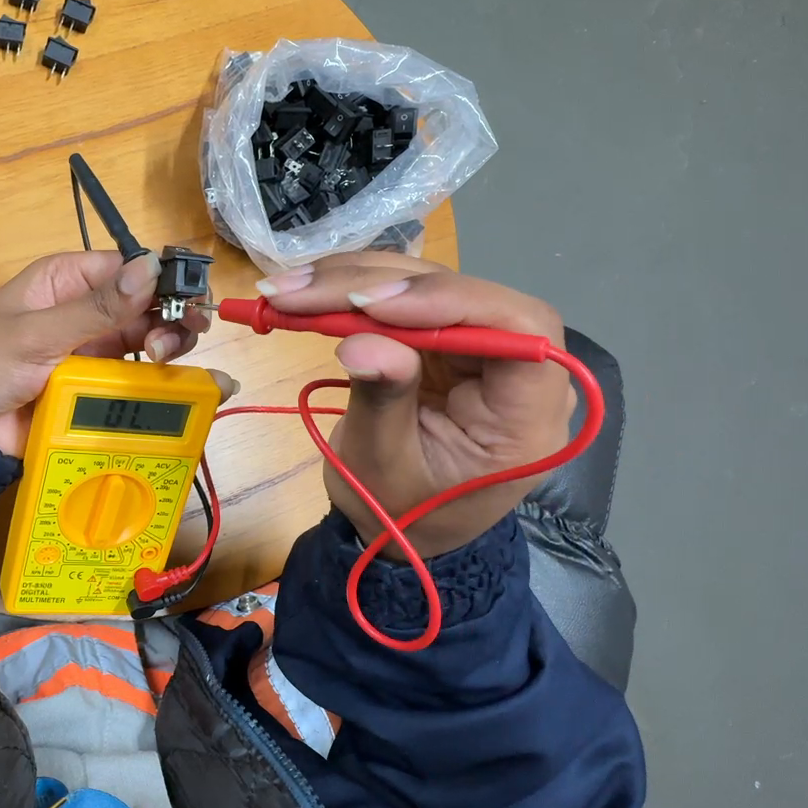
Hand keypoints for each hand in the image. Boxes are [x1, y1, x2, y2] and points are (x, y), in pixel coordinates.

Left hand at [0, 252, 225, 455]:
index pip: (128, 267)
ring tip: (165, 358)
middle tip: (177, 337)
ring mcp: (94, 350)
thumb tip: (151, 269)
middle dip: (170, 315)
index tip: (187, 299)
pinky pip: (136, 379)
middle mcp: (86, 310)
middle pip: (147, 303)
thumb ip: (94, 308)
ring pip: (149, 339)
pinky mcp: (97, 387)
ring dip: (169, 345)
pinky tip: (183, 384)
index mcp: (66, 280)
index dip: (162, 279)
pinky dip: (161, 381)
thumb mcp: (35, 333)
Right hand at [255, 253, 573, 558]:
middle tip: (295, 292)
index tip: (370, 305)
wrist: (397, 527)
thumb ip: (382, 401)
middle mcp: (512, 367)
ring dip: (348, 279)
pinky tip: (303, 289)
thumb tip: (359, 343)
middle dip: (373, 286)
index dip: (450, 302)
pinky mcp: (440, 341)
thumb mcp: (382, 467)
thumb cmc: (399, 511)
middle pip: (459, 294)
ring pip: (422, 285)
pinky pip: (399, 299)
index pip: (518, 328)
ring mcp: (476, 348)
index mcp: (525, 414)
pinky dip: (347, 290)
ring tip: (282, 290)